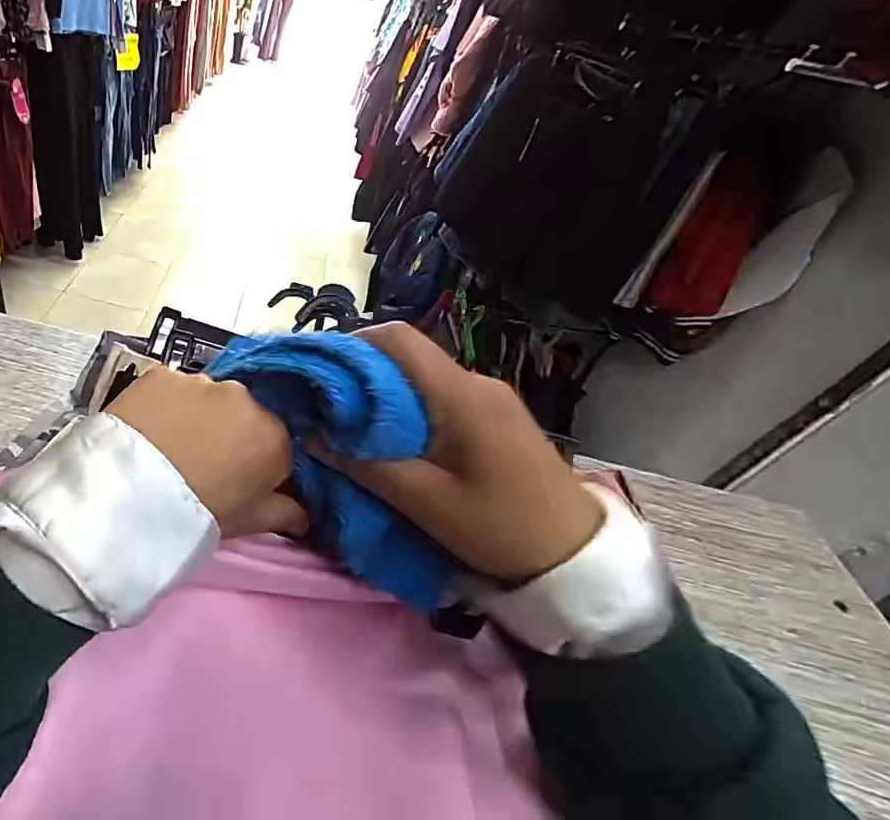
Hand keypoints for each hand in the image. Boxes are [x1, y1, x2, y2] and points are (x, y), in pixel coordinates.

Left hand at [105, 367, 305, 537]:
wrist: (123, 499)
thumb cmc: (194, 516)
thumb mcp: (245, 522)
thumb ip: (282, 512)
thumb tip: (304, 515)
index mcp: (275, 436)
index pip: (283, 440)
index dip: (265, 456)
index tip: (247, 473)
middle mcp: (247, 399)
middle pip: (247, 412)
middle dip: (234, 432)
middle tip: (208, 462)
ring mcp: (204, 382)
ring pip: (210, 397)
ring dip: (201, 416)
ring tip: (174, 445)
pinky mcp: (165, 374)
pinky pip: (175, 387)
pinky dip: (169, 404)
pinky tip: (153, 428)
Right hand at [316, 323, 603, 580]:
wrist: (573, 551)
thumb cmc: (501, 527)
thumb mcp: (428, 503)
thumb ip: (368, 467)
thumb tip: (315, 437)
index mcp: (460, 393)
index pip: (399, 339)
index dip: (355, 345)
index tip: (323, 374)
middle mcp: (477, 381)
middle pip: (411, 358)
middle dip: (366, 377)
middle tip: (331, 409)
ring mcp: (492, 396)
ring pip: (427, 378)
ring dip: (390, 396)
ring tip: (356, 429)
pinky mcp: (499, 414)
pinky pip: (447, 397)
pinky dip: (415, 410)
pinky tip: (399, 440)